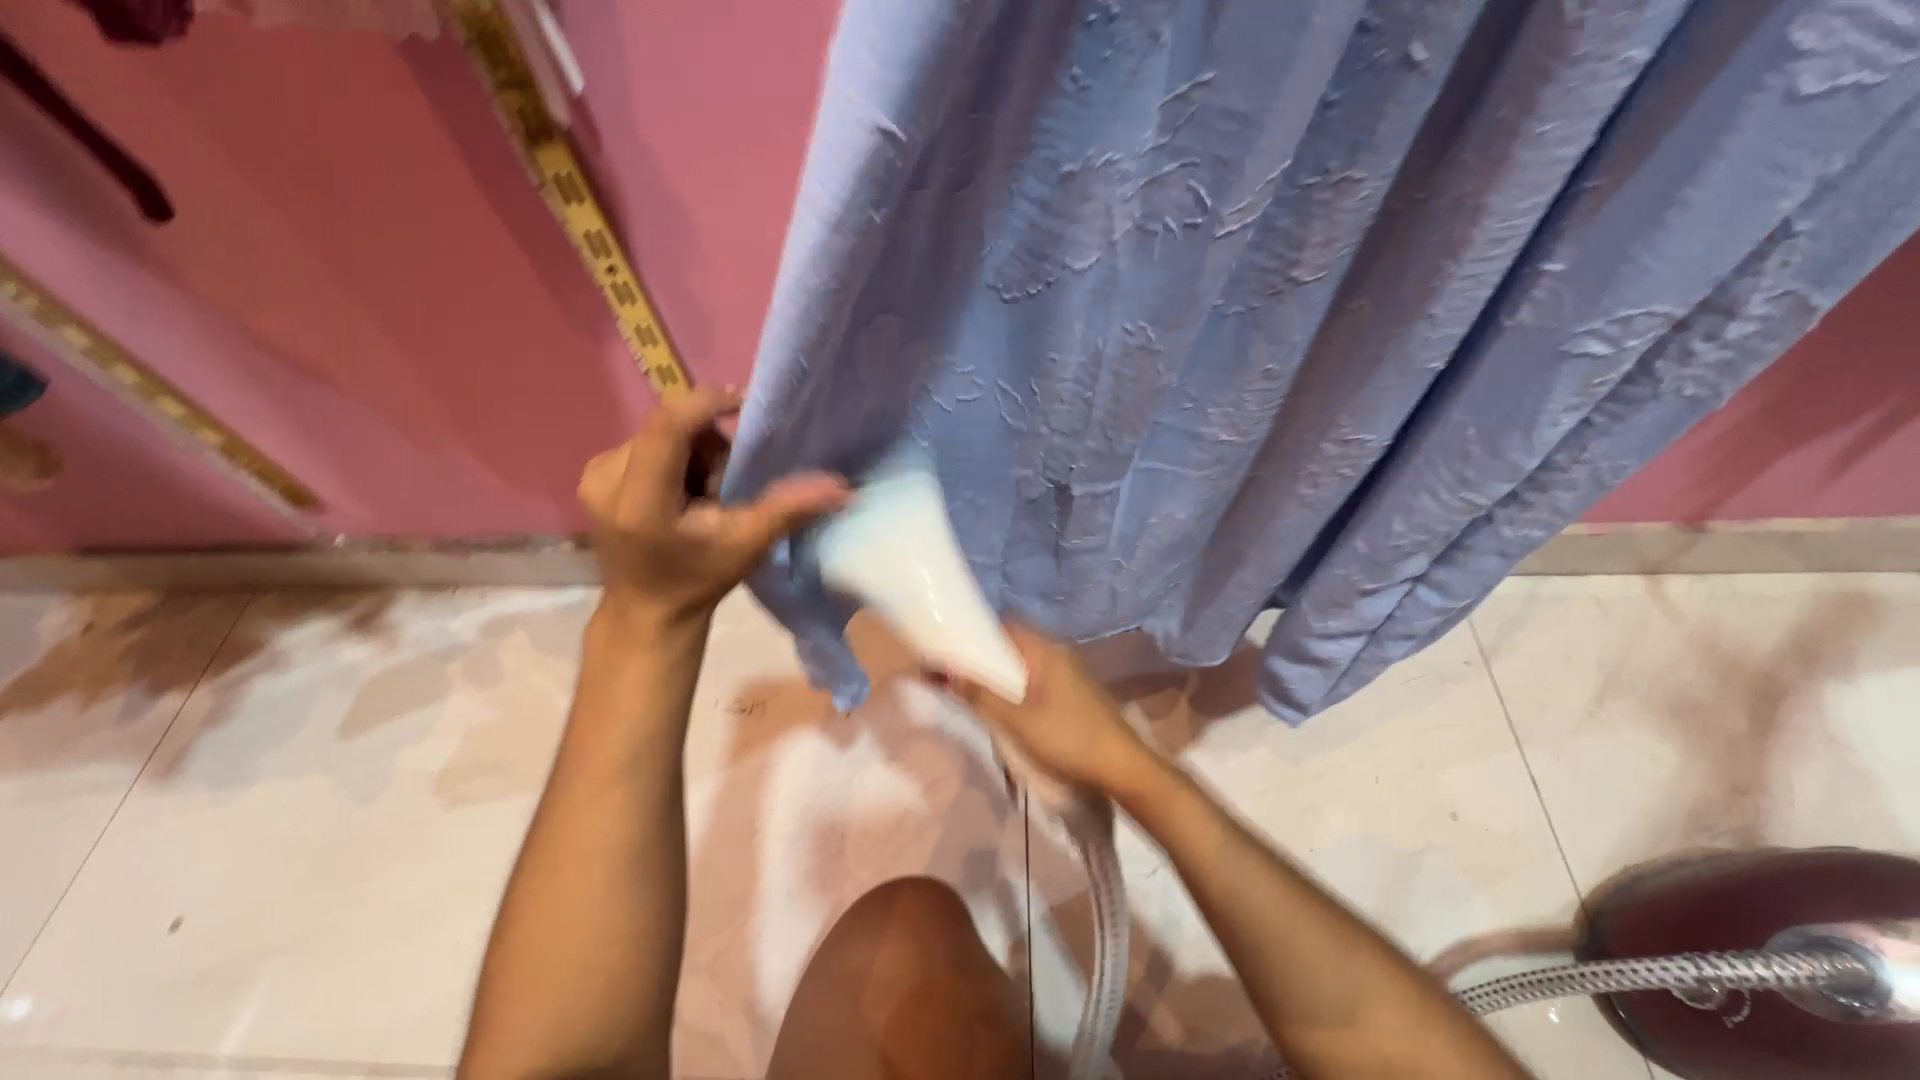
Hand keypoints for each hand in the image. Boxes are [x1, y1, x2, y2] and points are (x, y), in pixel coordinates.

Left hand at [578, 387, 849, 631]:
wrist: (647, 611)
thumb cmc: (698, 580)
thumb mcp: (748, 545)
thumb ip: (788, 508)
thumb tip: (840, 486)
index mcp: (641, 501)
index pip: (668, 427)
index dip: (705, 404)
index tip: (742, 404)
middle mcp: (607, 479)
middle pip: (670, 428)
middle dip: (707, 444)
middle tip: (724, 486)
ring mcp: (594, 474)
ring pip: (659, 433)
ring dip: (691, 452)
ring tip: (702, 494)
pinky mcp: (593, 473)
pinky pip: (645, 443)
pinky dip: (672, 459)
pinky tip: (679, 494)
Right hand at [936, 623, 1160, 796]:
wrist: (1123, 768)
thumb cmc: (1068, 739)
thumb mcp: (1016, 720)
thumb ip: (978, 694)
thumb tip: (938, 668)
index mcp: (1046, 651)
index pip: (1005, 626)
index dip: (976, 635)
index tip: (951, 651)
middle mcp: (1060, 655)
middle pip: (1014, 647)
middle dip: (986, 660)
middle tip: (959, 680)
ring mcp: (1071, 676)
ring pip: (1026, 668)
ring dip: (1003, 680)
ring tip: (977, 698)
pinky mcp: (1077, 696)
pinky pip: (1038, 683)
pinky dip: (1019, 691)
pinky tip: (1009, 714)